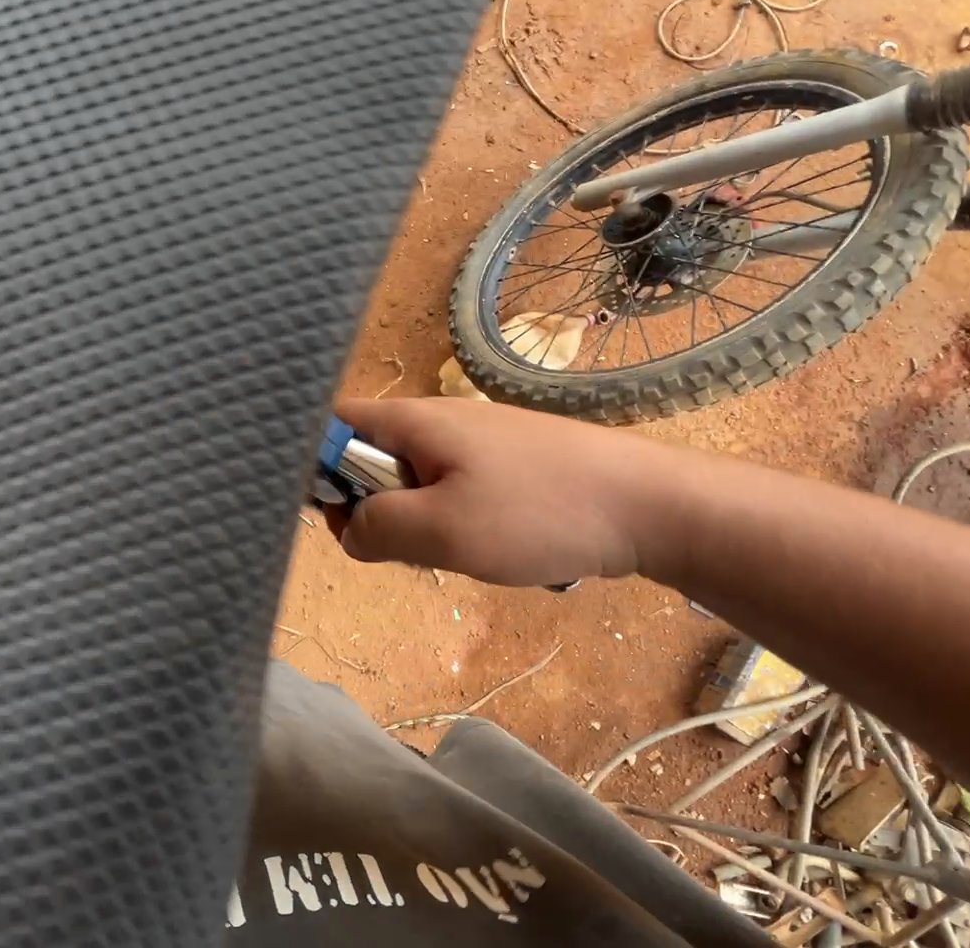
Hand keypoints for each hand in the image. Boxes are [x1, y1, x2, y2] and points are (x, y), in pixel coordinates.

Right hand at [333, 397, 667, 586]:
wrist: (654, 505)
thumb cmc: (539, 511)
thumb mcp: (441, 530)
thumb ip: (375, 529)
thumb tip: (349, 530)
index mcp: (412, 421)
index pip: (333, 423)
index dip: (315, 464)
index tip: (331, 513)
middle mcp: (439, 419)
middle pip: (369, 454)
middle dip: (369, 504)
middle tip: (399, 546)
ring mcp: (478, 439)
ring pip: (412, 478)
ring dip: (414, 518)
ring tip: (452, 550)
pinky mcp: (509, 462)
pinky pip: (452, 486)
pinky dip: (452, 518)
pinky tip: (489, 543)